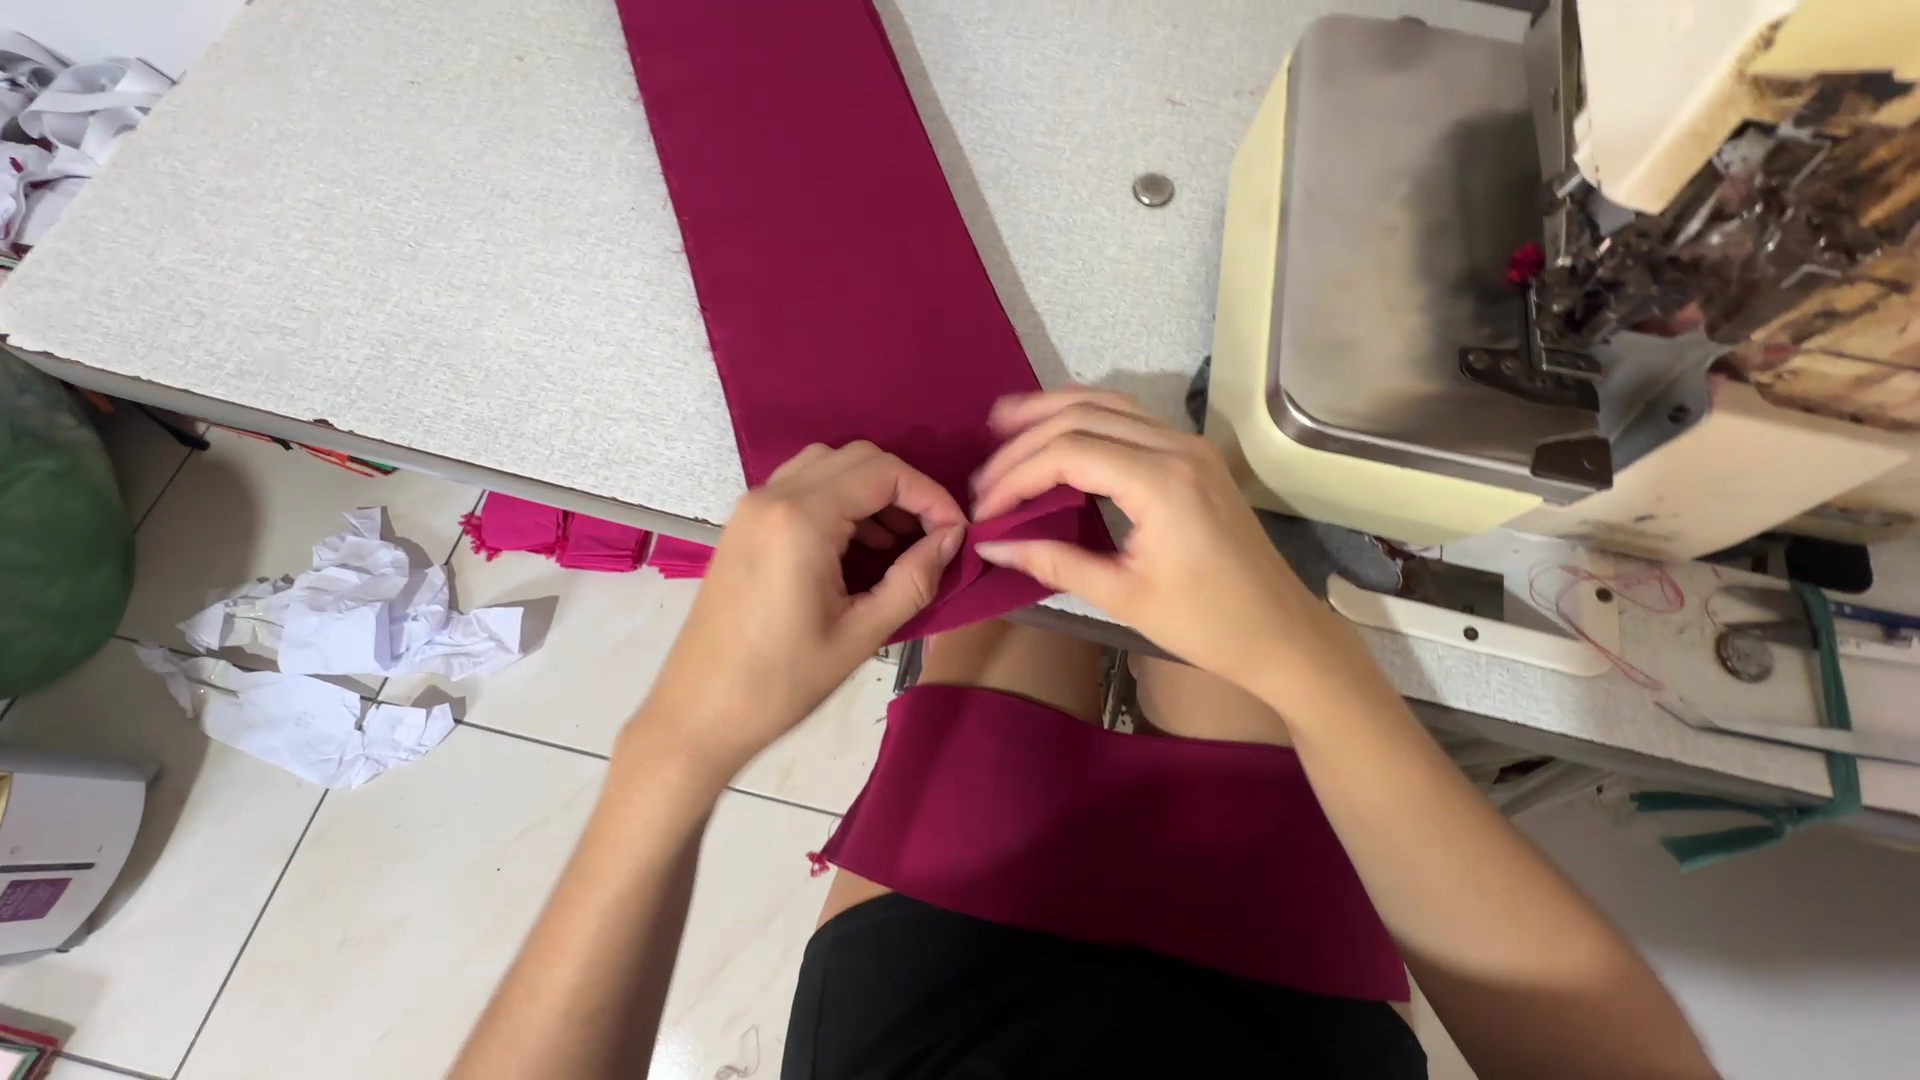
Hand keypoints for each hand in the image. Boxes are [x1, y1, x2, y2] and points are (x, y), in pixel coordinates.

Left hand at [631, 442, 965, 775]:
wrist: (699, 712)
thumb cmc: (781, 682)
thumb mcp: (862, 634)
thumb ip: (914, 579)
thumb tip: (952, 538)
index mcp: (801, 519)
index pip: (883, 472)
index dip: (930, 495)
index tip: (956, 532)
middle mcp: (773, 496)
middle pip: (857, 458)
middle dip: (903, 489)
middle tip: (931, 536)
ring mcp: (752, 507)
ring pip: (827, 466)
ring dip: (870, 492)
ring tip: (898, 544)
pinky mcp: (743, 525)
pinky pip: (801, 488)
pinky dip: (838, 501)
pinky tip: (857, 548)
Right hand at [969, 388, 1354, 698]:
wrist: (1282, 633)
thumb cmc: (1208, 625)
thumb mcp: (1124, 597)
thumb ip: (1055, 563)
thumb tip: (991, 548)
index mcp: (1163, 483)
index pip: (1070, 453)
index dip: (1017, 476)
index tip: (985, 510)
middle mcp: (1177, 447)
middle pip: (1084, 417)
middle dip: (1025, 441)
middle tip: (983, 473)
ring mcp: (1189, 446)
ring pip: (1108, 404)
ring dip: (1052, 412)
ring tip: (1003, 425)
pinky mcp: (1192, 456)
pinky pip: (1129, 419)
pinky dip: (1086, 419)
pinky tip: (1057, 433)